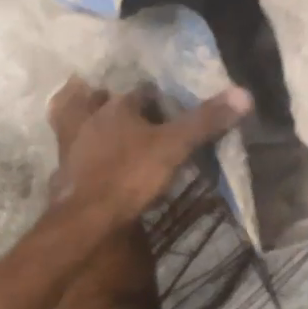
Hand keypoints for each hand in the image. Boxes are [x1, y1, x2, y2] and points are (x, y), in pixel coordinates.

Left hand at [47, 76, 251, 226]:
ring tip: (94, 121)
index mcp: (117, 107)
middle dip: (106, 98)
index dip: (154, 97)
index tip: (167, 107)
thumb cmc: (130, 175)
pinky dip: (75, 148)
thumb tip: (244, 94)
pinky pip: (67, 150)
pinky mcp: (63, 169)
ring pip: (71, 118)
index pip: (139, 92)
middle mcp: (90, 118)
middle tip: (119, 103)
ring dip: (82, 116)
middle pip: (96, 99)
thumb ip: (204, 121)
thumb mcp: (173, 147)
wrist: (87, 216)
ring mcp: (71, 144)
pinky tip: (82, 156)